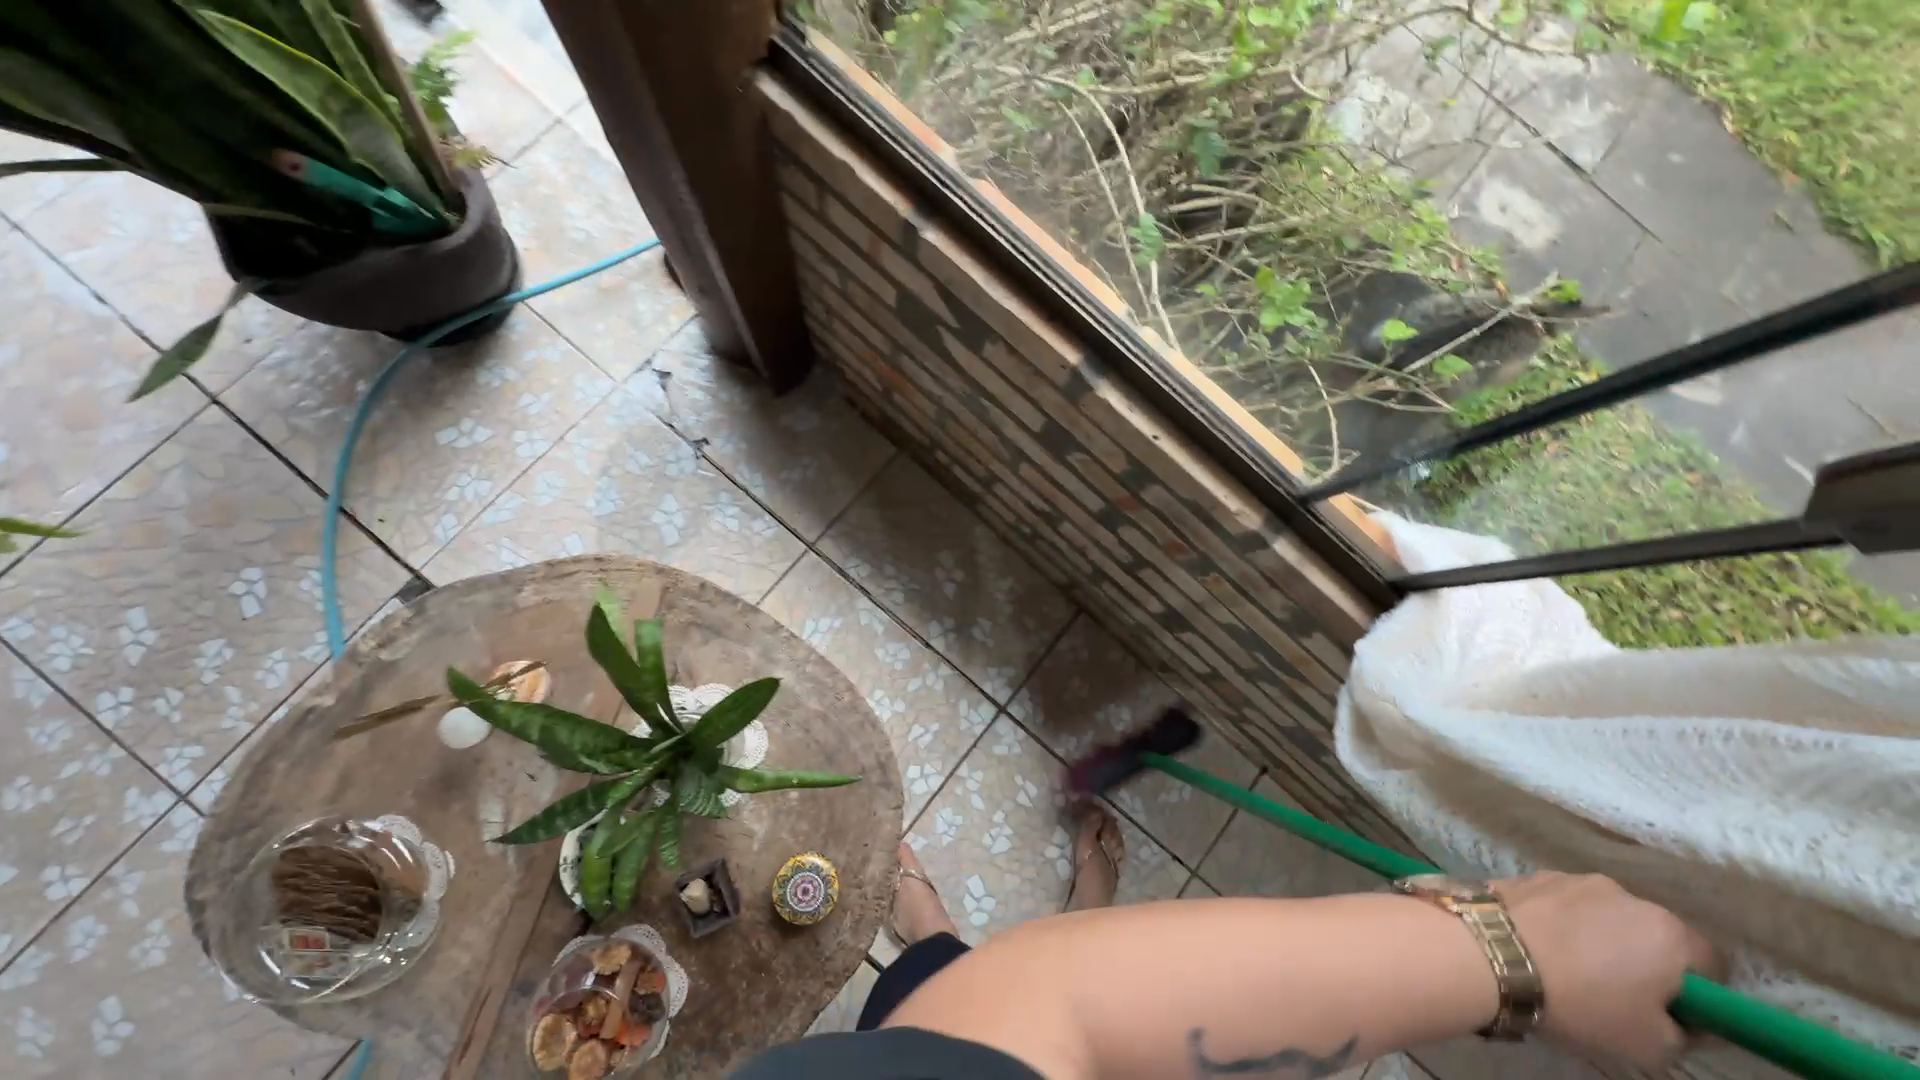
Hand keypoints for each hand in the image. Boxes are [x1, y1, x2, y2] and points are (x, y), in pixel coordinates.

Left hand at [1492, 872, 1719, 1067]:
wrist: (1485, 953)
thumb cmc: (1581, 1002)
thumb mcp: (1652, 1044)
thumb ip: (1685, 1033)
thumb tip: (1684, 1018)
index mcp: (1667, 931)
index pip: (1710, 962)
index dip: (1698, 993)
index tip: (1672, 1013)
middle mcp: (1623, 893)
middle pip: (1650, 932)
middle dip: (1642, 960)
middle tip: (1613, 993)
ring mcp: (1569, 878)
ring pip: (1600, 914)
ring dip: (1594, 938)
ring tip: (1565, 969)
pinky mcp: (1527, 875)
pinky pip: (1557, 905)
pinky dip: (1554, 924)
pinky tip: (1533, 947)